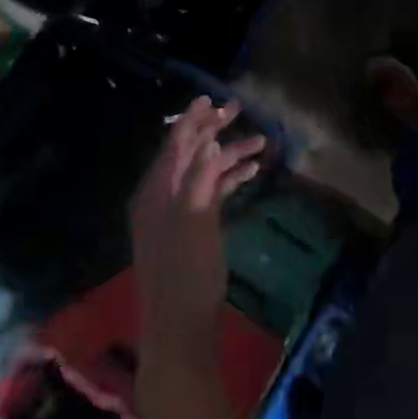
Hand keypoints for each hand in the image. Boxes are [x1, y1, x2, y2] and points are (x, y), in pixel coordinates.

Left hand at [130, 96, 268, 350]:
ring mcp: (178, 212)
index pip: (175, 147)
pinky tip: (252, 170)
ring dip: (229, 155)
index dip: (192, 121)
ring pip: (204, 171)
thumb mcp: (194, 220)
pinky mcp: (194, 226)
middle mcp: (163, 197)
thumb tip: (210, 142)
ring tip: (261, 141)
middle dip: (212, 131)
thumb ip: (199, 178)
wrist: (181, 320)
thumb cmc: (187, 269)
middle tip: (238, 109)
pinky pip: (211, 191)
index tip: (211, 98)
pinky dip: (230, 177)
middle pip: (188, 154)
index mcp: (156, 193)